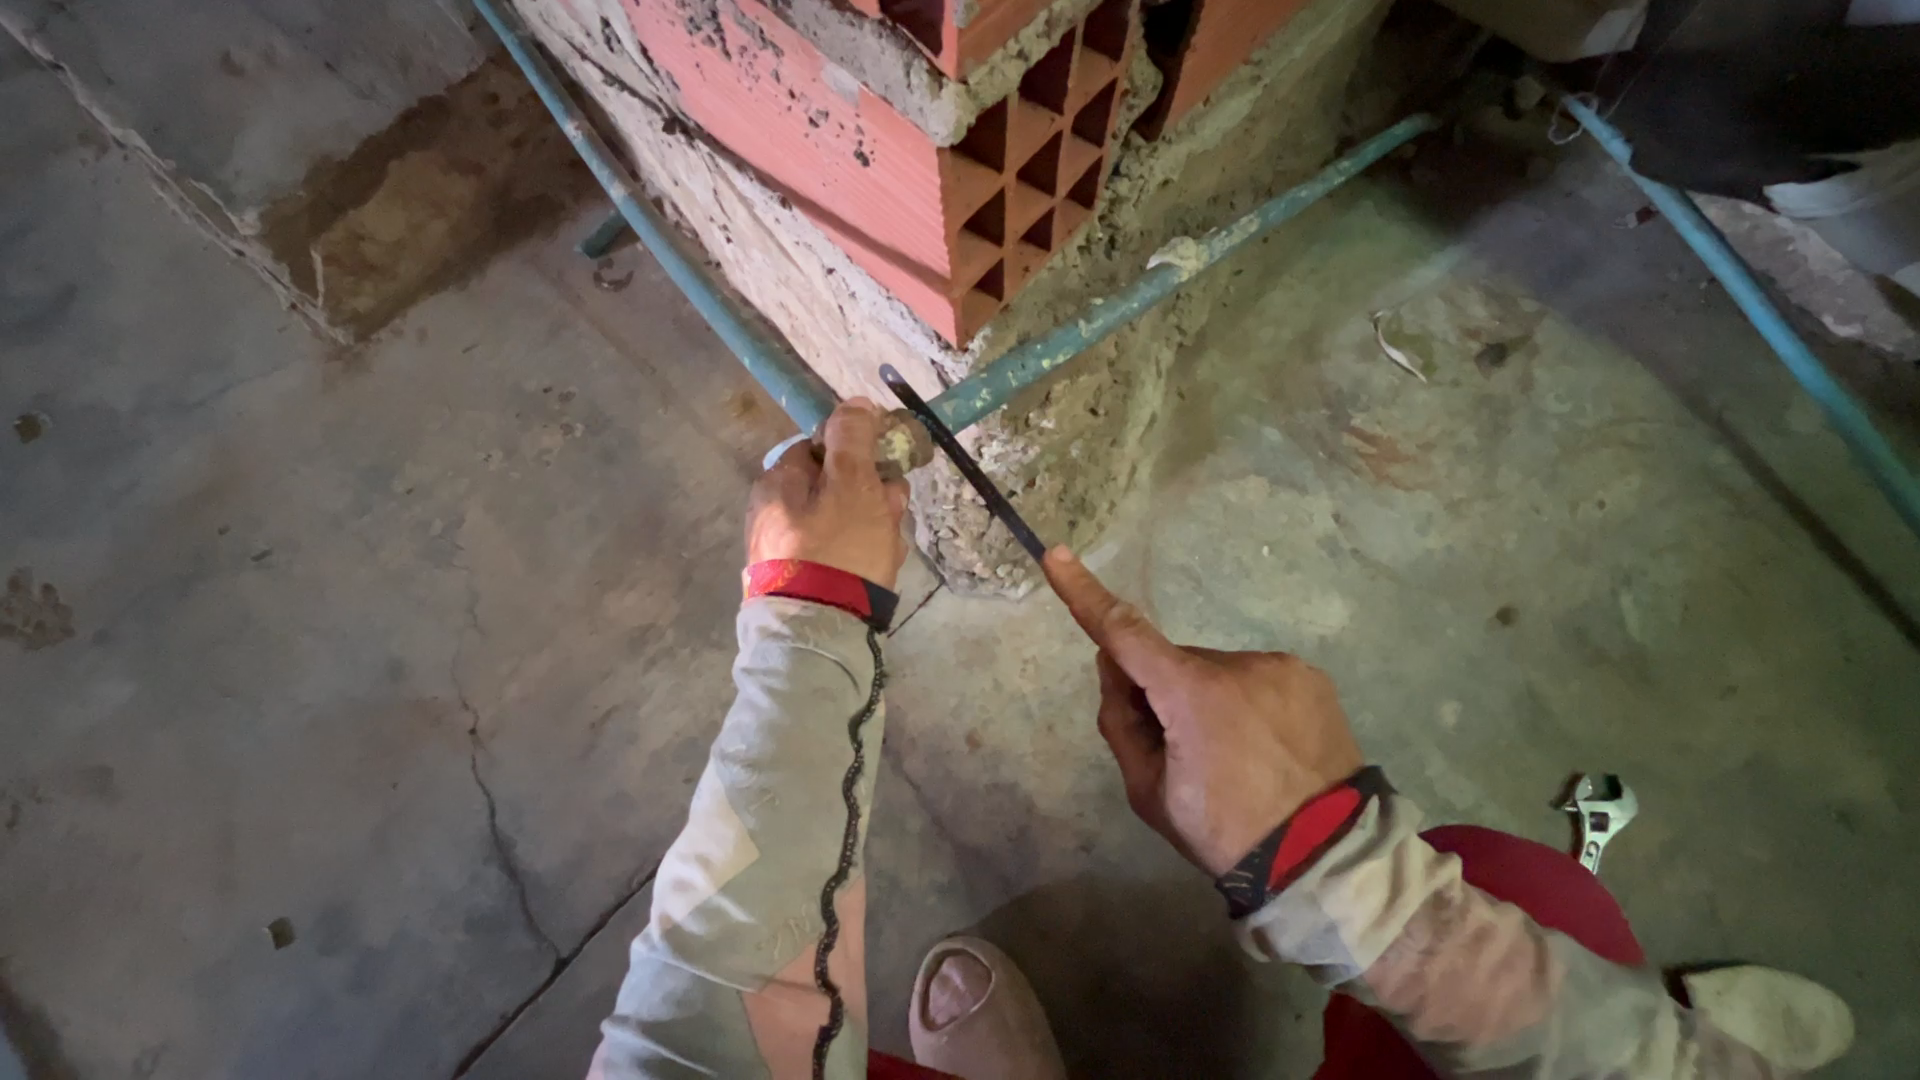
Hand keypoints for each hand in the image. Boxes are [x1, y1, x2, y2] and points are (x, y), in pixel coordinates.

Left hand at [747, 399, 910, 590]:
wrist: (817, 630)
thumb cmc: (839, 547)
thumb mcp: (853, 483)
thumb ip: (853, 438)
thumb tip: (856, 403)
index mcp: (778, 481)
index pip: (825, 448)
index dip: (862, 456)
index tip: (887, 475)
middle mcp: (772, 511)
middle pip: (836, 488)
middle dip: (873, 499)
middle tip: (891, 518)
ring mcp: (782, 549)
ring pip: (843, 523)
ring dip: (874, 529)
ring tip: (887, 551)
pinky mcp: (795, 581)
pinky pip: (836, 555)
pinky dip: (859, 558)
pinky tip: (874, 572)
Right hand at [1042, 547, 1363, 875]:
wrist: (1328, 860)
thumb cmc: (1224, 831)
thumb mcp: (1148, 791)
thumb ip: (1120, 720)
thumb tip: (1115, 665)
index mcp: (1191, 693)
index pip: (1124, 633)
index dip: (1084, 593)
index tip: (1057, 555)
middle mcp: (1236, 664)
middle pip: (1173, 664)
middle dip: (1164, 693)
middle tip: (1182, 752)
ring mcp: (1279, 667)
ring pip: (1215, 672)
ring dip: (1209, 699)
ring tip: (1235, 758)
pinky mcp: (1310, 677)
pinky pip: (1255, 678)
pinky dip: (1246, 702)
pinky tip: (1265, 746)